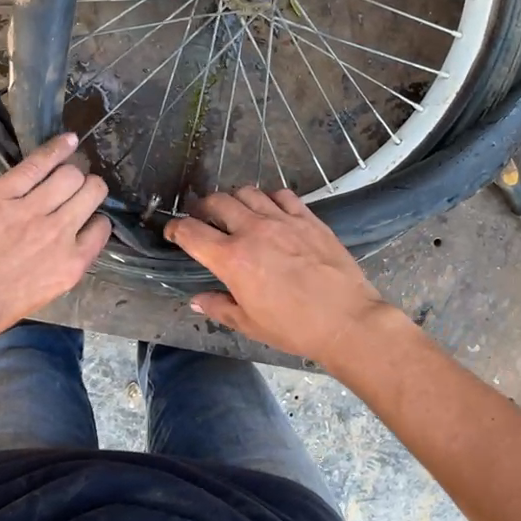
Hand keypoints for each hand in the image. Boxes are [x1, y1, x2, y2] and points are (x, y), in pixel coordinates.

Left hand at [0, 133, 110, 349]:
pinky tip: (67, 141)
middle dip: (89, 188)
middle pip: (91, 193)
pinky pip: (37, 163)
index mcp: (69, 265)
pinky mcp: (1, 193)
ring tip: (66, 169)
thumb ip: (57, 266)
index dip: (94, 219)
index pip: (101, 228)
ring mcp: (30, 211)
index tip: (85, 216)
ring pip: (69, 175)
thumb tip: (62, 246)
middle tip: (77, 188)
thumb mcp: (36, 296)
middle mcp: (58, 234)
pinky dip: (57, 149)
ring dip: (72, 171)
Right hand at [164, 187, 397, 365]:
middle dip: (203, 208)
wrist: (346, 320)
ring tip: (236, 212)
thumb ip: (219, 307)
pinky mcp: (308, 218)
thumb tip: (197, 299)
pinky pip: (282, 195)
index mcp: (232, 259)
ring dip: (235, 199)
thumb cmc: (294, 328)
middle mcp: (253, 231)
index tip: (173, 233)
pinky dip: (270, 199)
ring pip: (248, 192)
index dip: (175, 229)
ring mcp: (282, 220)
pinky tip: (271, 211)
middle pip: (216, 202)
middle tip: (203, 219)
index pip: (190, 232)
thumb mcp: (250, 323)